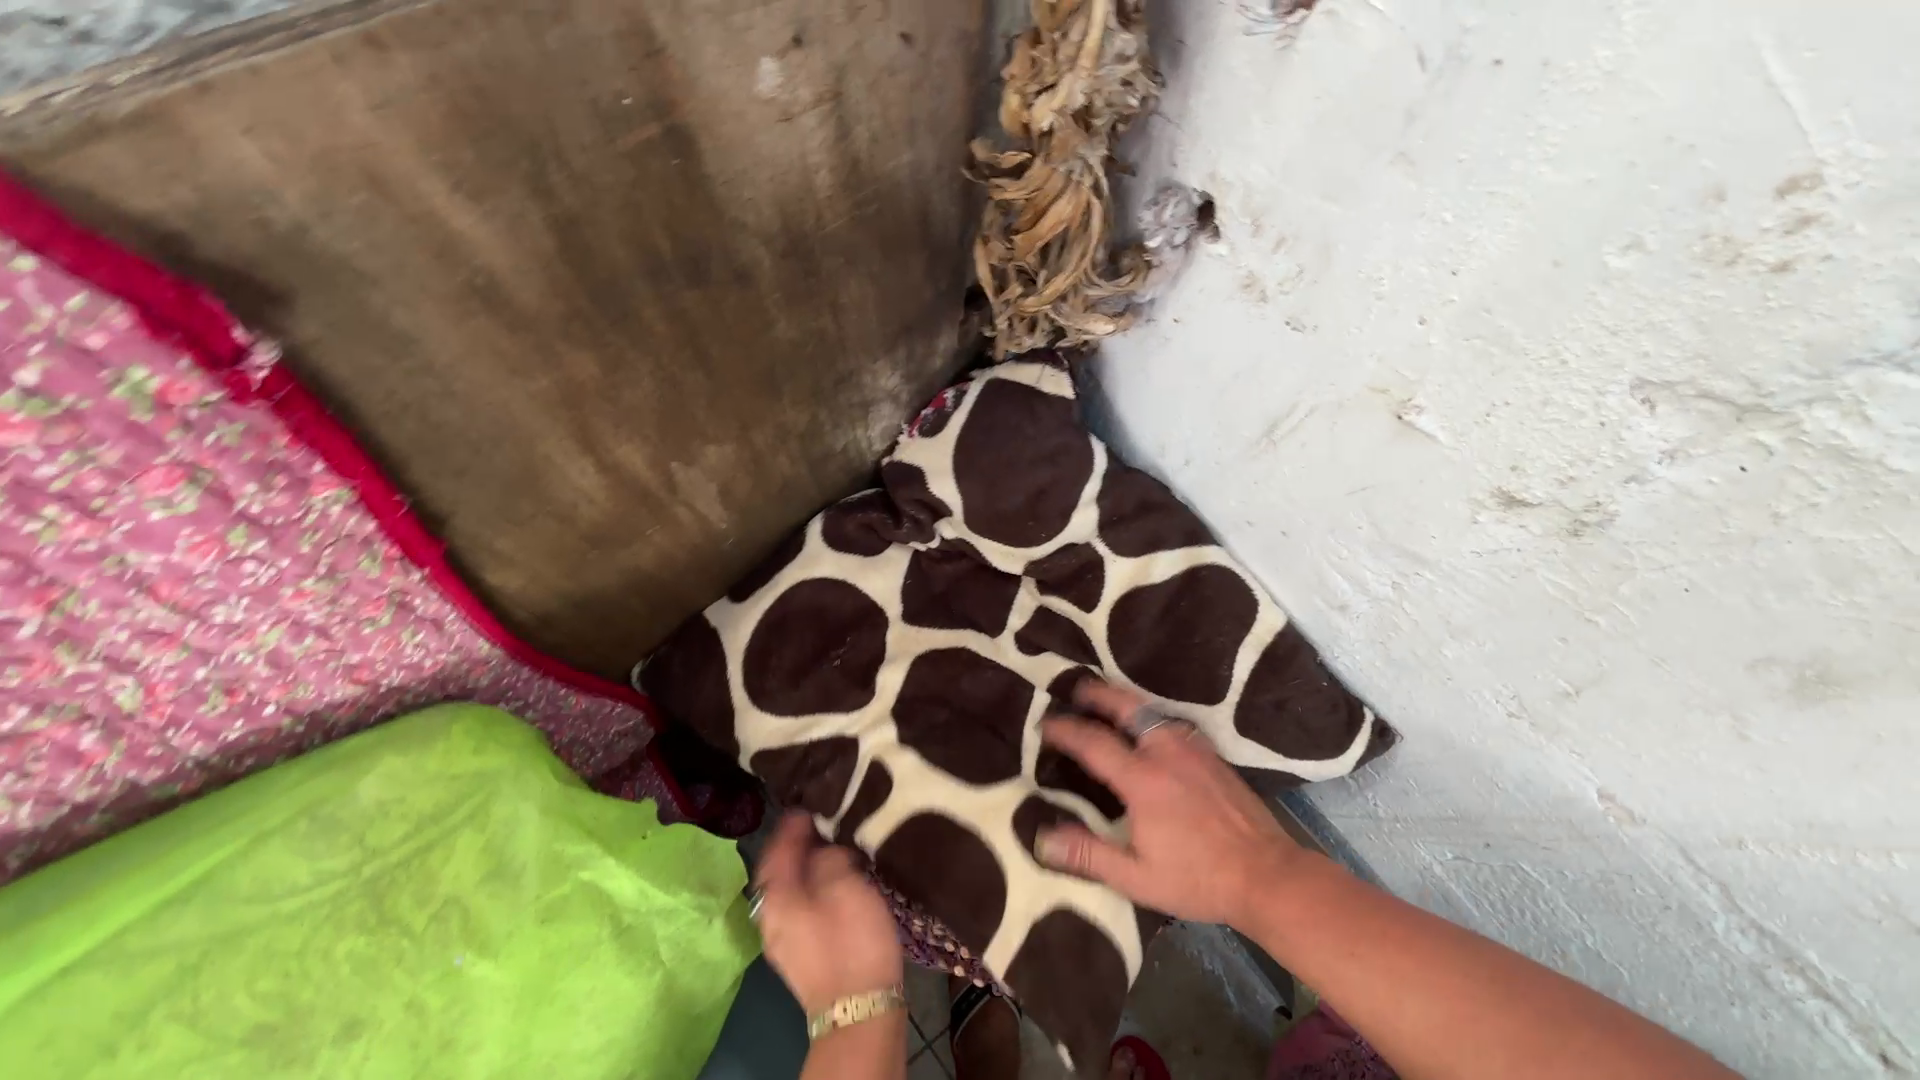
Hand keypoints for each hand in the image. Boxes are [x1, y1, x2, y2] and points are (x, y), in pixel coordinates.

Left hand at [754, 811, 904, 1014]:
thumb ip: (828, 857)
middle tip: (824, 823)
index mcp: (775, 896)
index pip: (776, 848)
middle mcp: (770, 916)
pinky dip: (816, 887)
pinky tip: (838, 883)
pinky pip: (804, 906)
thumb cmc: (851, 941)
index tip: (811, 804)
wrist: (859, 1011)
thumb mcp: (844, 885)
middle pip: (780, 870)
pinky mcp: (805, 954)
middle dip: (798, 845)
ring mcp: (785, 939)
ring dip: (808, 867)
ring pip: (792, 889)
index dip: (792, 824)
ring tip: (835, 849)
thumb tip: (824, 849)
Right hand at [1035, 679, 1314, 930]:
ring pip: (1154, 712)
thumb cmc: (1198, 879)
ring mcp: (1195, 752)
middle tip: (1077, 689)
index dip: (1065, 730)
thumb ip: (1088, 855)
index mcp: (1143, 781)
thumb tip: (1041, 840)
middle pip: (1128, 708)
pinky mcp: (1214, 758)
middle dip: (1099, 694)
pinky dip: (1153, 718)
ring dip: (1127, 703)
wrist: (1267, 876)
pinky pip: (1175, 725)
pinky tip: (1152, 731)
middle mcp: (1167, 754)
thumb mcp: (1137, 877)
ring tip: (1108, 705)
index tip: (1044, 724)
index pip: (1094, 743)